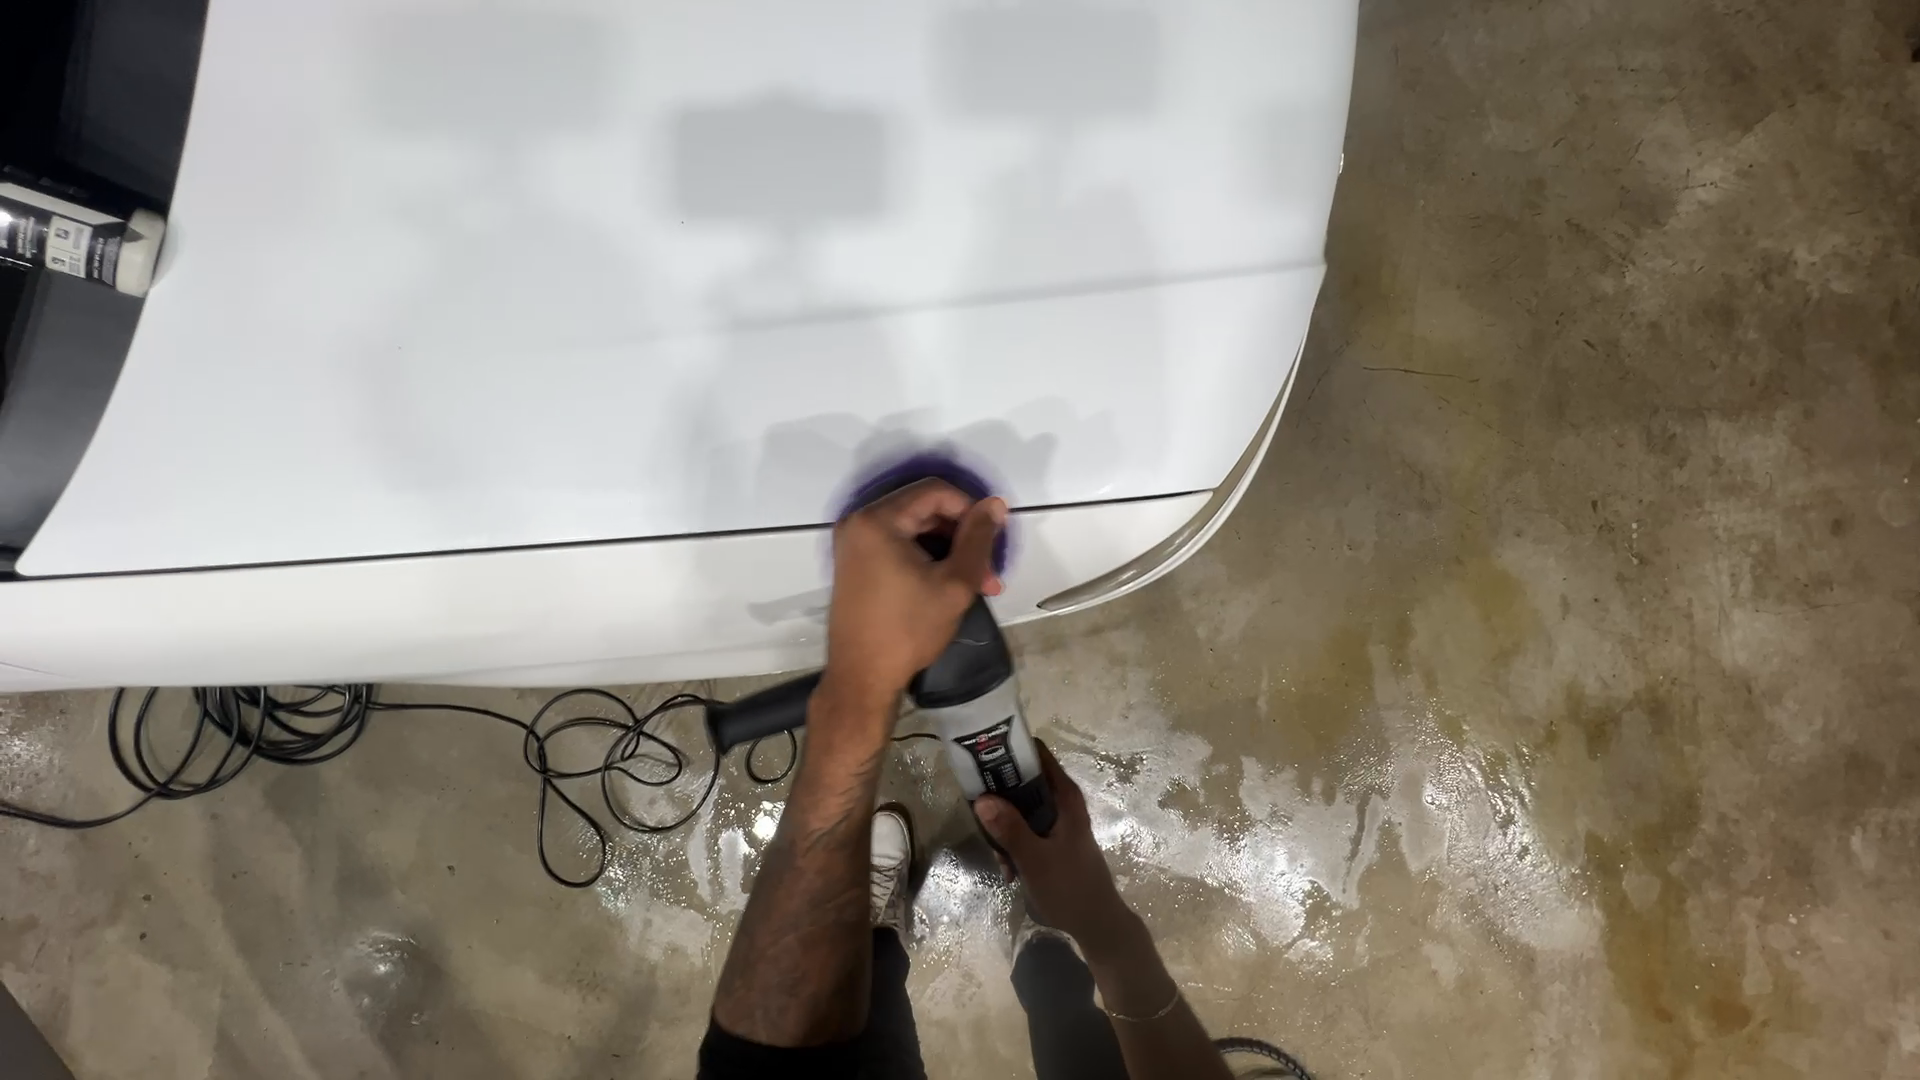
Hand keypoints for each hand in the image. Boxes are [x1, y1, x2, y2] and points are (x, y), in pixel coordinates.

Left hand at [819, 479, 1006, 718]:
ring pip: (914, 530)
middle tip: (989, 570)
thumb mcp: (954, 583)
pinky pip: (898, 545)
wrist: (862, 677)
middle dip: (961, 535)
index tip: (992, 538)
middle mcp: (859, 522)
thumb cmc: (908, 630)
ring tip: (979, 584)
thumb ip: (978, 538)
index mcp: (878, 520)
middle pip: (923, 509)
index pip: (934, 491)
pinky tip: (951, 585)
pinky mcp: (855, 563)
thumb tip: (996, 504)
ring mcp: (853, 543)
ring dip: (948, 550)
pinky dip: (926, 558)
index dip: (970, 509)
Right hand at [974, 740, 1137, 957]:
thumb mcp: (1034, 859)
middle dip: (999, 801)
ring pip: (1020, 808)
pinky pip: (1024, 829)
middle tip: (982, 820)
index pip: (1036, 753)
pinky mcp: (1052, 839)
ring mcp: (1057, 820)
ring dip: (1004, 830)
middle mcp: (1061, 801)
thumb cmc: (1070, 887)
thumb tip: (981, 799)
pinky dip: (1013, 845)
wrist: (1097, 925)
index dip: (1009, 751)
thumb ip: (1009, 829)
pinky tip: (1009, 871)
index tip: (982, 760)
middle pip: (1021, 781)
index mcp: (1064, 795)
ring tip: (1000, 859)